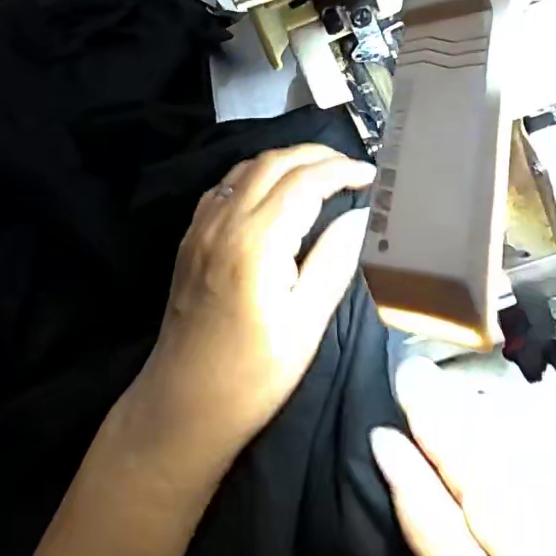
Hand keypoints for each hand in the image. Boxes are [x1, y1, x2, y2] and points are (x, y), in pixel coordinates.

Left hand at [125, 144, 374, 458]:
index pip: (303, 182)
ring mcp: (201, 226)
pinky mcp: (190, 237)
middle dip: (315, 156)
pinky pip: (224, 188)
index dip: (340, 170)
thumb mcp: (306, 324)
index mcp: (255, 240)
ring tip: (319, 173)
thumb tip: (360, 216)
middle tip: (350, 167)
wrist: (184, 400)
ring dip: (284, 162)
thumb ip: (333, 262)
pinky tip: (272, 193)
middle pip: (272, 163)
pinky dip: (253, 177)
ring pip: (245, 169)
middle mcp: (223, 221)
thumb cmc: (253, 374)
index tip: (371, 175)